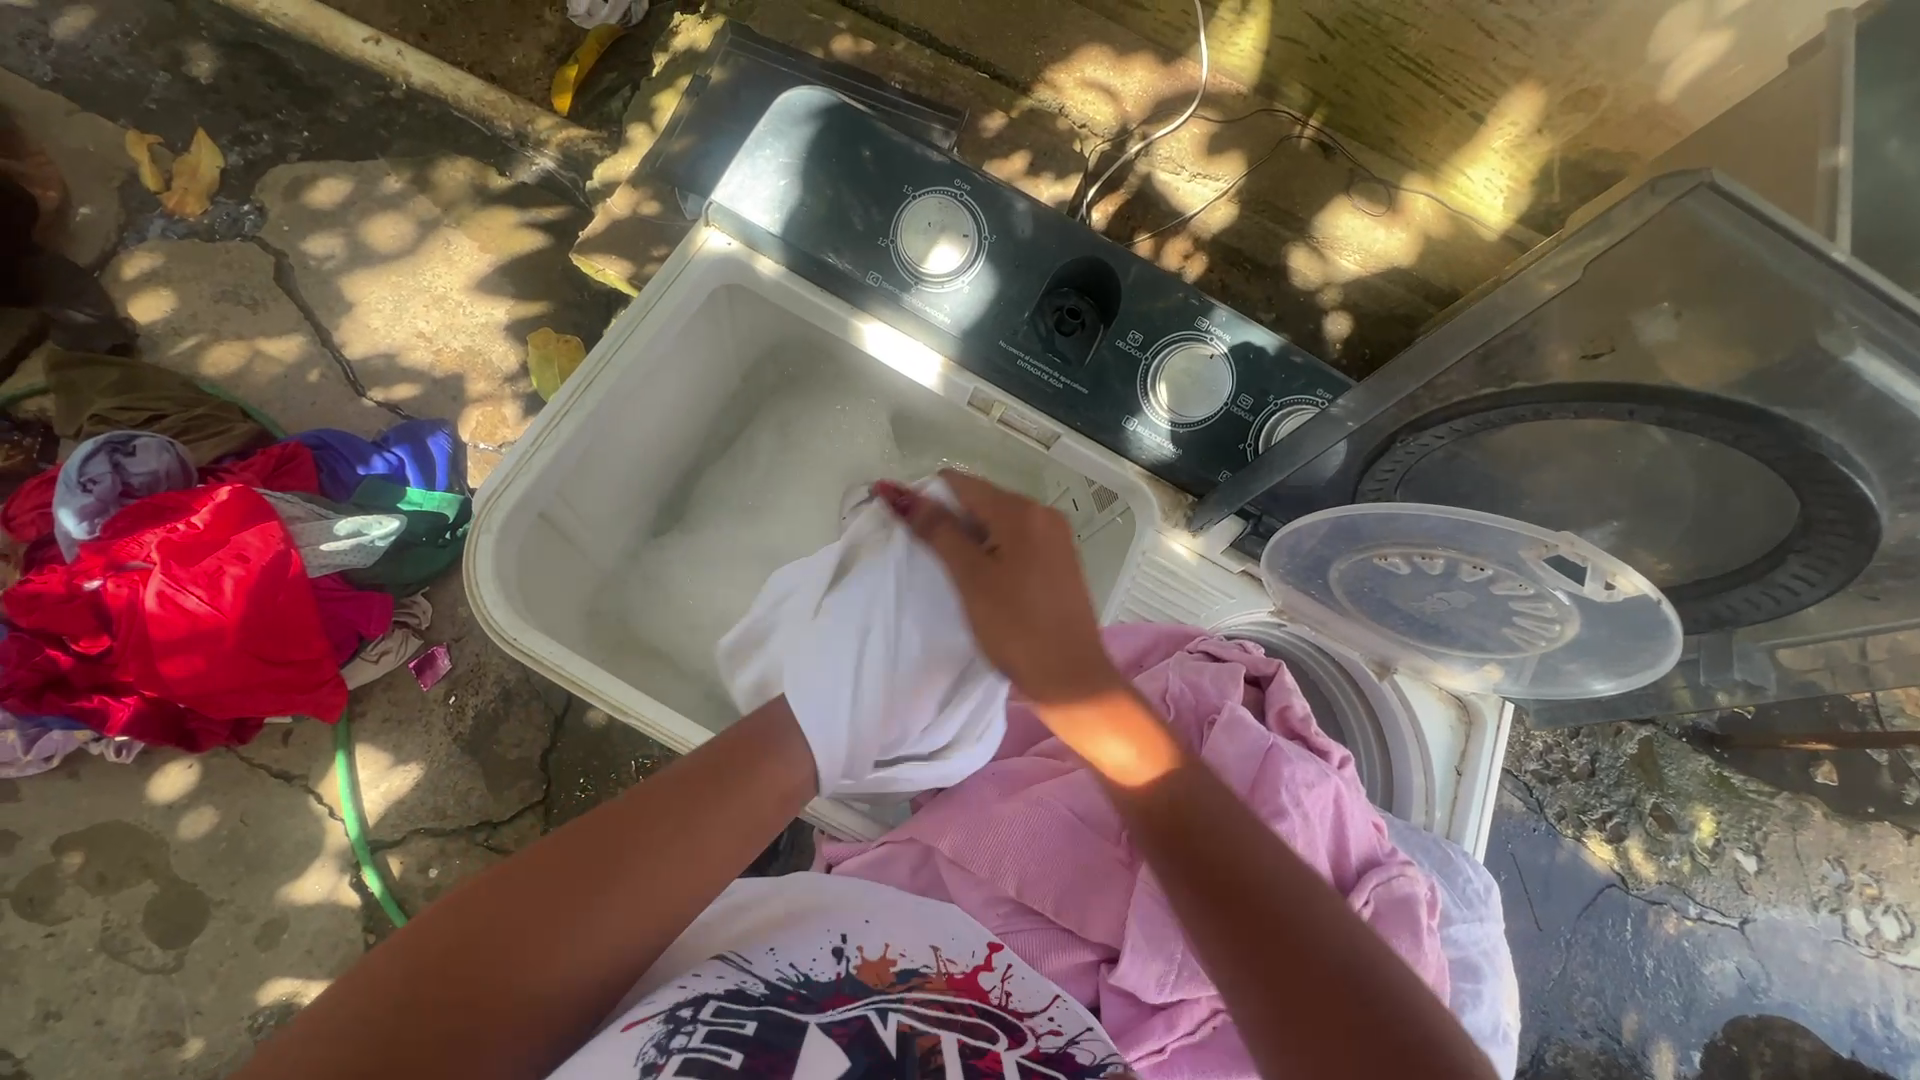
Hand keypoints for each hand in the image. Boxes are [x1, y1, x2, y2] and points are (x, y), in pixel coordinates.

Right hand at [875, 471, 1124, 705]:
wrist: (1071, 678)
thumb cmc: (1017, 628)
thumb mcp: (971, 577)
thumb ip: (936, 530)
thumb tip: (897, 491)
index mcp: (1022, 511)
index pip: (960, 484)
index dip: (925, 499)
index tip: (903, 530)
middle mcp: (1043, 514)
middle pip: (980, 501)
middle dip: (947, 521)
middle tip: (922, 558)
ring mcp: (1055, 538)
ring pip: (997, 523)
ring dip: (968, 540)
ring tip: (948, 574)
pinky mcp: (1058, 562)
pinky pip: (1015, 543)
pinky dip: (991, 553)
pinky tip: (978, 582)